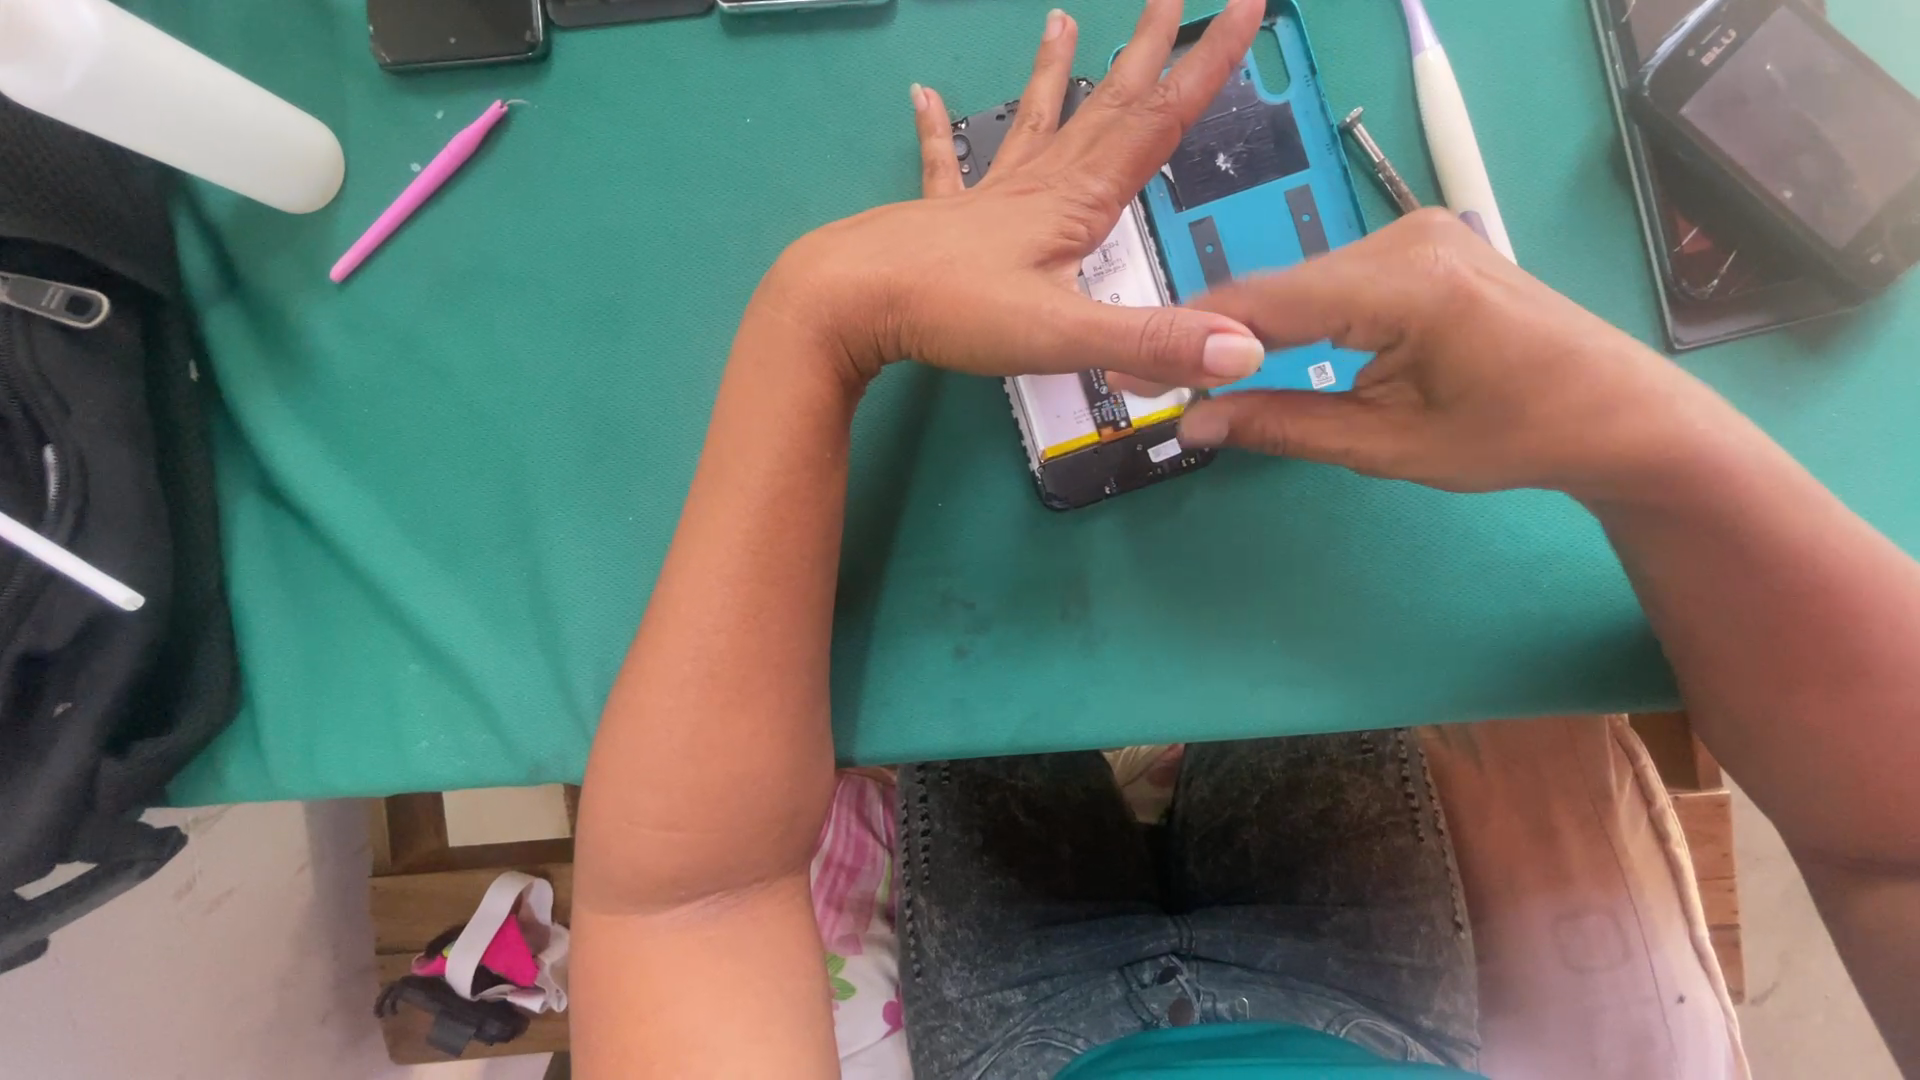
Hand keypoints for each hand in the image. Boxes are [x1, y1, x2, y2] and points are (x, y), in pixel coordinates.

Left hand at [758, 0, 1270, 389]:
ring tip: (1060, 21)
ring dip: (1053, 76)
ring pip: (1030, 124)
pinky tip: (924, 97)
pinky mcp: (939, 216)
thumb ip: (1151, 340)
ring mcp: (983, 197)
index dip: (1204, 70)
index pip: (1154, 125)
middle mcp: (1035, 187)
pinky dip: (937, 130)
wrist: (853, 302)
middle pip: (1101, 110)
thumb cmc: (955, 312)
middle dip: (1143, 56)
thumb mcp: (1065, 334)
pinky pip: (944, 162)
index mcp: (1075, 204)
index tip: (1240, 9)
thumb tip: (1244, 350)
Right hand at [1170, 211, 1750, 498]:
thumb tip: (1191, 422)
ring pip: (1293, 285)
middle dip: (1208, 341)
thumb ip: (1282, 426)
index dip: (1187, 341)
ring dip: (1241, 333)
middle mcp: (1402, 237)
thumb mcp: (1385, 446)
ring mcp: (1410, 233)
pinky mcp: (1413, 246)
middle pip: (1273, 290)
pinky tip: (1250, 353)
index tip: (1128, 372)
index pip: (1263, 304)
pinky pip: (1323, 284)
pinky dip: (1281, 322)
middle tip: (1152, 384)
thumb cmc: (1512, 438)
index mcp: (1405, 283)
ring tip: (1191, 377)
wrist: (1617, 412)